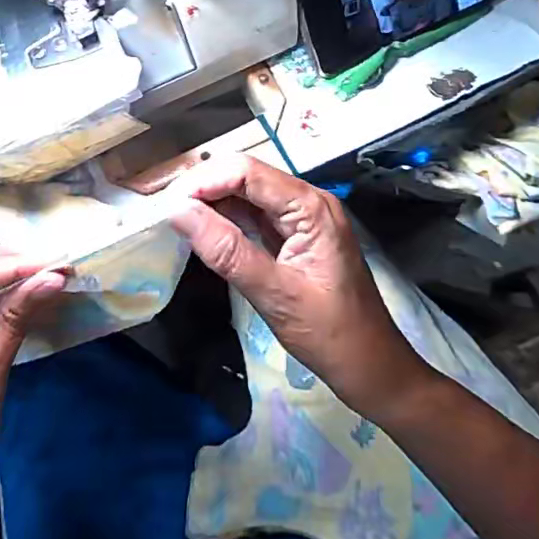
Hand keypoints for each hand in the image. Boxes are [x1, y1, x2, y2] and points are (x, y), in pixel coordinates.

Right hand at [168, 156, 432, 417]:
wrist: (372, 366)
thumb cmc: (331, 334)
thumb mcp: (274, 295)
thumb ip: (226, 250)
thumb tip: (178, 212)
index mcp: (310, 207)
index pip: (247, 172)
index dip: (204, 180)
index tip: (168, 203)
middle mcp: (307, 201)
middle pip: (246, 176)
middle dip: (204, 186)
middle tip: (166, 210)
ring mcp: (301, 217)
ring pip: (247, 194)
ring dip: (211, 201)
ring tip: (176, 217)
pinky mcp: (294, 235)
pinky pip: (254, 214)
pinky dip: (226, 219)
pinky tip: (203, 229)